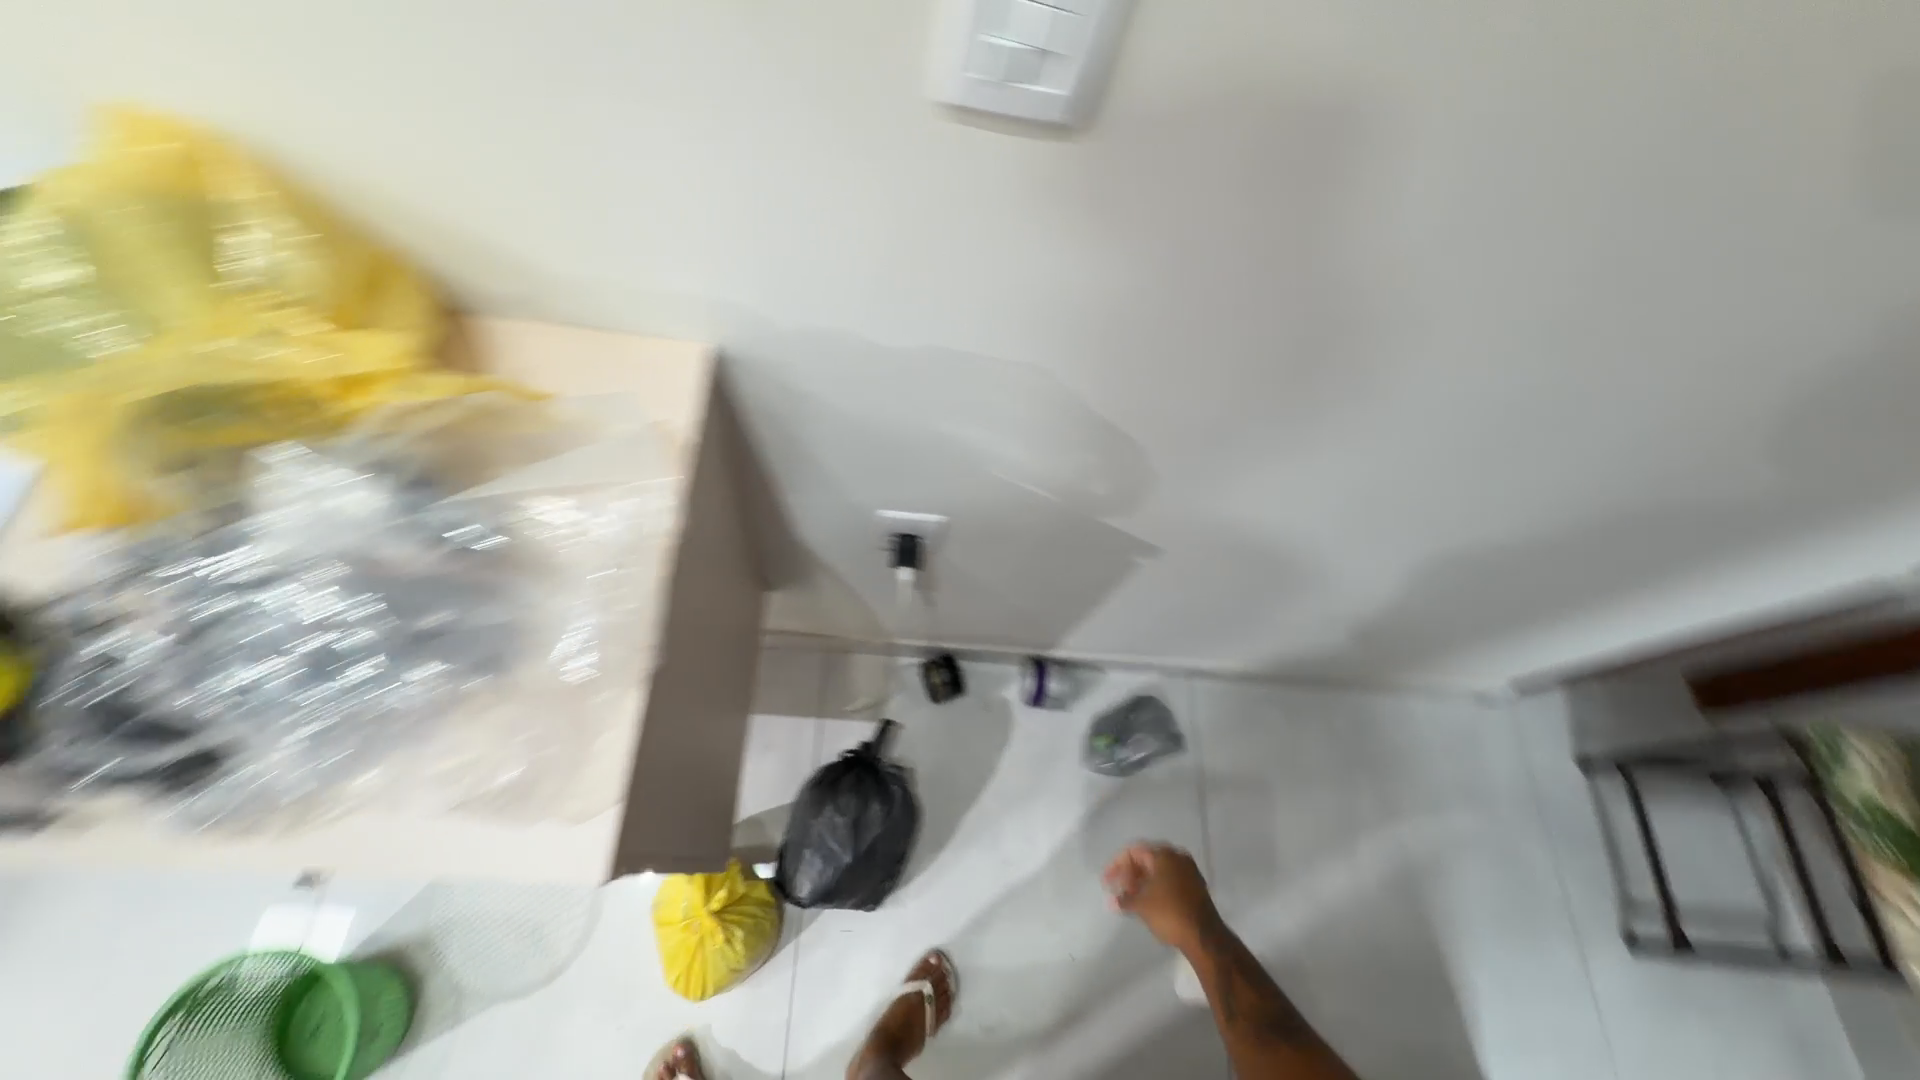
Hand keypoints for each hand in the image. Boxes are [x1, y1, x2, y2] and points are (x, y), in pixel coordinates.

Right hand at [1102, 841, 1219, 951]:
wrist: (1204, 936)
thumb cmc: (1169, 913)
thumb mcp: (1141, 906)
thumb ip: (1123, 900)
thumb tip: (1111, 901)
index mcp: (1163, 855)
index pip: (1133, 851)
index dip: (1116, 865)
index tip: (1106, 881)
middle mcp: (1177, 857)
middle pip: (1146, 859)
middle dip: (1129, 873)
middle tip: (1118, 888)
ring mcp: (1189, 871)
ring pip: (1159, 870)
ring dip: (1142, 881)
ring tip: (1130, 897)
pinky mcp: (1195, 886)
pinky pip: (1170, 879)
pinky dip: (1156, 886)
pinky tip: (1148, 901)